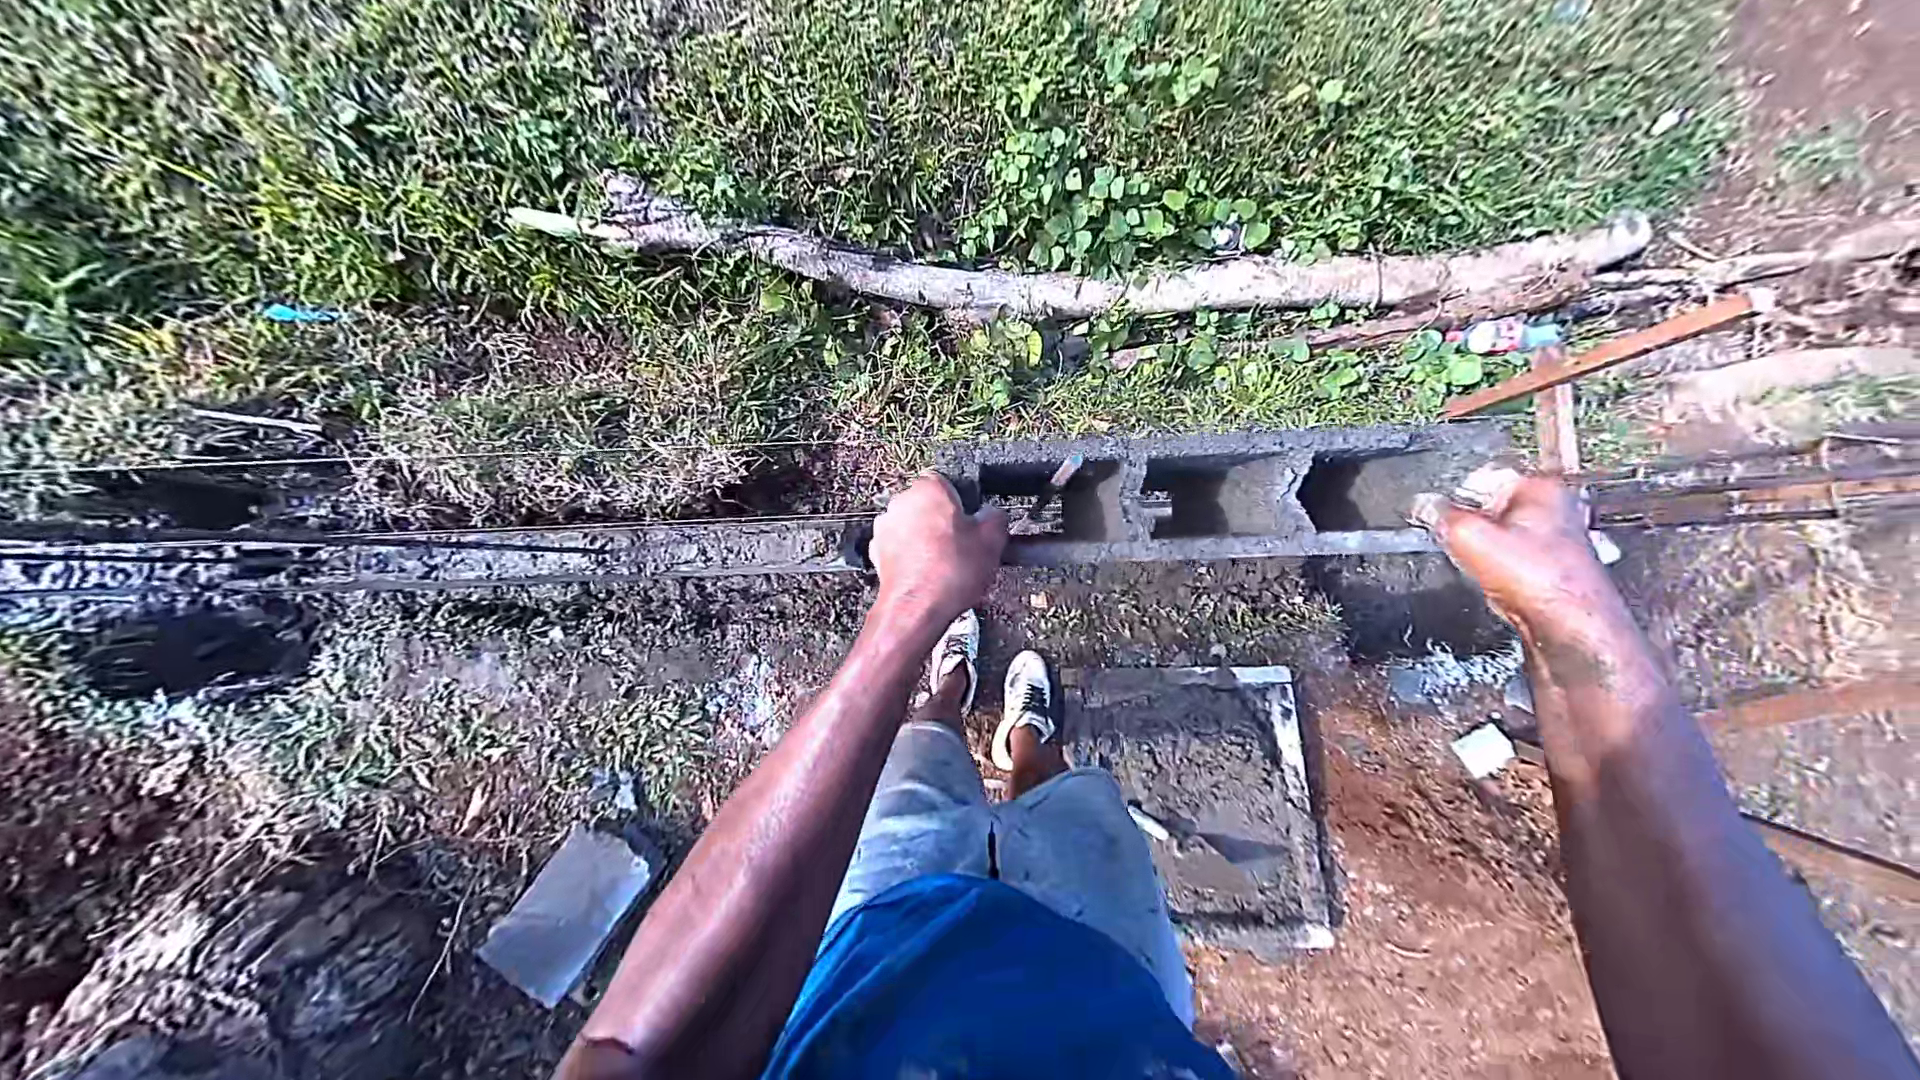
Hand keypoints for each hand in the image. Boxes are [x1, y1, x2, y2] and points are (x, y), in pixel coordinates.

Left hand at [868, 473, 1007, 625]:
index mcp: (928, 488)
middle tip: (963, 545)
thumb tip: (994, 515)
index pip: (948, 481)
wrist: (916, 609)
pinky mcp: (878, 552)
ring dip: (929, 540)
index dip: (963, 502)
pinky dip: (914, 557)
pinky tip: (931, 574)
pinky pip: (902, 548)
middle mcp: (901, 502)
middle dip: (945, 522)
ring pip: (915, 527)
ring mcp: (886, 527)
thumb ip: (996, 516)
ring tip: (947, 564)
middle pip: (930, 505)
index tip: (972, 520)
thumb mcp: (992, 539)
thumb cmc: (948, 573)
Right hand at [1410, 468, 1621, 635]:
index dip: (1452, 498)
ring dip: (1476, 547)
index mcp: (1542, 487)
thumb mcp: (1467, 535)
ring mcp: (1550, 536)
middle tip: (1462, 542)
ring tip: (1481, 564)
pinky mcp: (1543, 562)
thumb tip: (1421, 504)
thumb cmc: (1538, 578)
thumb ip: (1438, 514)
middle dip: (1464, 524)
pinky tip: (1492, 577)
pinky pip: (1500, 554)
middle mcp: (1553, 507)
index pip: (1478, 477)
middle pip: (1483, 506)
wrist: (1566, 624)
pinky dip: (1489, 564)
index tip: (1439, 515)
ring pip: (1491, 532)